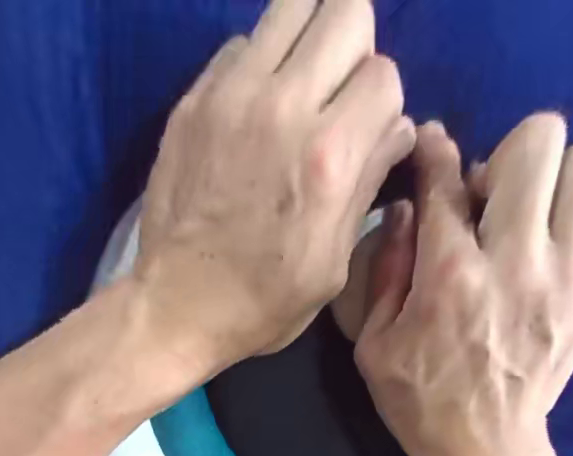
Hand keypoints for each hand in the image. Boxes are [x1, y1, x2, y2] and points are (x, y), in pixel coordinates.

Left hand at [134, 0, 416, 374]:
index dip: (381, 106)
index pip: (384, 74)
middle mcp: (282, 108)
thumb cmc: (261, 303)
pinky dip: (256, 66)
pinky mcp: (191, 103)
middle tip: (335, 97)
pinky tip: (250, 112)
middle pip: (346, 12)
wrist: (176, 309)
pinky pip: (240, 46)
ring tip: (297, 89)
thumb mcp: (331, 266)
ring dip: (306, 40)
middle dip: (353, 50)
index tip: (362, 136)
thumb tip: (397, 129)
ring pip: (291, 7)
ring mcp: (230, 98)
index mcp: (327, 157)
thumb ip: (366, 186)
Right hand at [352, 114, 572, 455]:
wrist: (487, 450)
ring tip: (521, 221)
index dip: (436, 151)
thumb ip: (385, 272)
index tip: (432, 146)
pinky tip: (531, 273)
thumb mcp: (374, 346)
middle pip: (539, 142)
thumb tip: (407, 211)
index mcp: (450, 277)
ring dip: (550, 180)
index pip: (448, 180)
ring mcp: (568, 275)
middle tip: (485, 200)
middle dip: (505, 157)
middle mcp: (517, 261)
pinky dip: (559, 231)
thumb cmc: (418, 401)